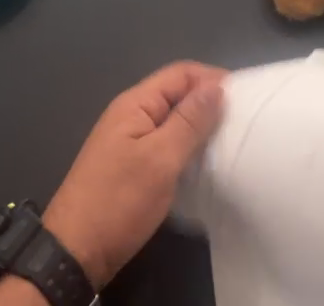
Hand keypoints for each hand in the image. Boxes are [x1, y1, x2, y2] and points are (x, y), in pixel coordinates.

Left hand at [43, 61, 227, 288]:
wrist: (76, 250)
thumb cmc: (119, 200)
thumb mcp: (160, 159)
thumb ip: (188, 121)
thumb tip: (216, 87)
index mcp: (135, 104)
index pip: (180, 74)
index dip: (212, 78)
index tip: (248, 96)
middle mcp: (131, 115)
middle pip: (176, 94)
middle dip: (209, 102)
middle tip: (245, 121)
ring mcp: (129, 141)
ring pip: (172, 121)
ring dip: (200, 127)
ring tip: (232, 142)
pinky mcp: (132, 166)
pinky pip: (166, 144)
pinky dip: (187, 148)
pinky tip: (206, 164)